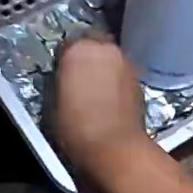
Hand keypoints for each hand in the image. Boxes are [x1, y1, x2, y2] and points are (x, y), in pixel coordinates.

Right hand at [53, 37, 149, 178]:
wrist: (116, 148)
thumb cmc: (77, 128)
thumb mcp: (53, 104)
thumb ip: (60, 82)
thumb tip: (65, 80)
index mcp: (78, 50)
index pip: (67, 44)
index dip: (63, 60)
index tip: (61, 75)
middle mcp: (105, 49)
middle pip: (94, 45)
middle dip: (87, 58)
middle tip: (79, 80)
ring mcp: (126, 63)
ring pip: (111, 59)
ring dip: (103, 69)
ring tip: (96, 91)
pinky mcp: (139, 80)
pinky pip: (122, 74)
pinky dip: (116, 82)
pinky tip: (110, 100)